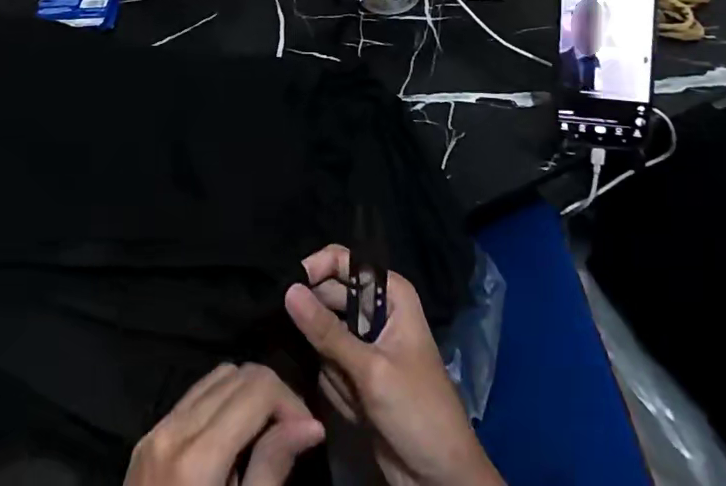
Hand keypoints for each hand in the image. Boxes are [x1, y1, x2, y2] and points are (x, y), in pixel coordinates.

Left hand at [125, 362, 324, 485]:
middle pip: (240, 373)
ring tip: (264, 433)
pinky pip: (196, 395)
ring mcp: (155, 431)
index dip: (291, 402)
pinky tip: (234, 436)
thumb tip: (311, 424)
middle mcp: (173, 430)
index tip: (306, 435)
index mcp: (197, 457)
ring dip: (249, 394)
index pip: (259, 387)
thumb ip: (272, 468)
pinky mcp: (147, 439)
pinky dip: (224, 401)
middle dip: (273, 395)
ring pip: (218, 376)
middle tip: (290, 434)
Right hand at [284, 246, 502, 485]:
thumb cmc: (416, 410)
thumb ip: (327, 331)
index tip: (288, 290)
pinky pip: (327, 368)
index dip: (316, 268)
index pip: (346, 261)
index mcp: (392, 294)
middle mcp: (377, 311)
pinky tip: (359, 410)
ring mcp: (364, 344)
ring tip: (360, 396)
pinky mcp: (355, 374)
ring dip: (334, 371)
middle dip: (324, 333)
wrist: (438, 474)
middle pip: (329, 299)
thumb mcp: (370, 369)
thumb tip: (289, 290)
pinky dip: (337, 389)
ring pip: (323, 339)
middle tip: (335, 362)